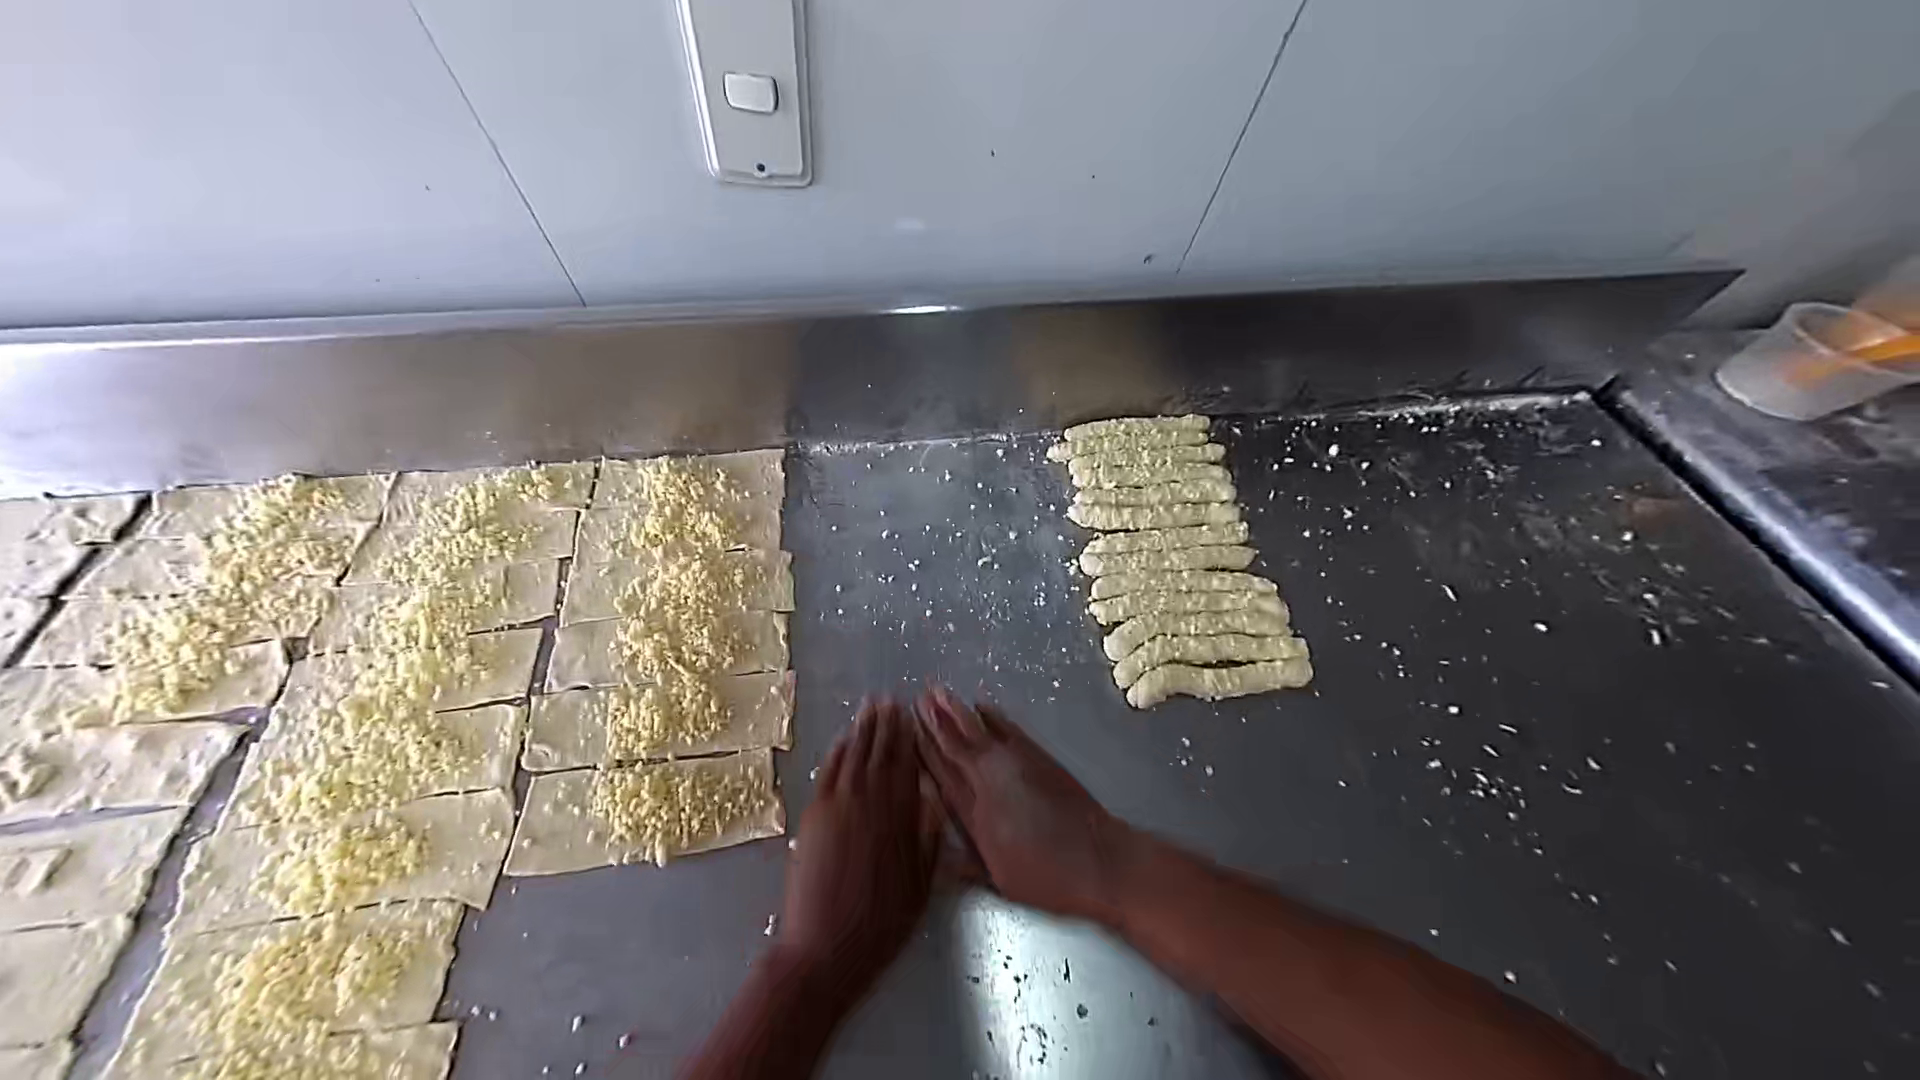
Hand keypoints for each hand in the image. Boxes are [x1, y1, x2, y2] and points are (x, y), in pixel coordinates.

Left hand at [777, 699, 939, 998]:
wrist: (824, 950)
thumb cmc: (879, 924)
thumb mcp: (919, 886)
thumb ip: (927, 837)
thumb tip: (934, 794)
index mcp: (899, 820)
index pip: (908, 767)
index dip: (910, 739)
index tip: (913, 716)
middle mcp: (870, 804)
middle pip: (881, 755)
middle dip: (887, 725)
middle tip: (891, 699)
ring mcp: (839, 807)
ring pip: (855, 756)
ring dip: (863, 729)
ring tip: (870, 705)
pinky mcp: (814, 816)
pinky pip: (828, 773)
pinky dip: (837, 752)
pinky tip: (843, 737)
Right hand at [913, 684, 1135, 925]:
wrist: (1098, 860)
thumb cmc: (1048, 878)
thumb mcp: (1000, 880)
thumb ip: (966, 862)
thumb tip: (937, 851)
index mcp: (976, 814)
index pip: (941, 775)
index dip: (923, 752)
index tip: (907, 731)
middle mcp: (990, 782)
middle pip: (955, 746)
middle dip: (934, 722)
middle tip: (916, 699)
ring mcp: (1015, 764)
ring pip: (978, 731)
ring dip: (956, 711)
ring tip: (938, 692)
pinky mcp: (1038, 757)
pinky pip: (1008, 729)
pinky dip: (993, 716)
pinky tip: (981, 704)